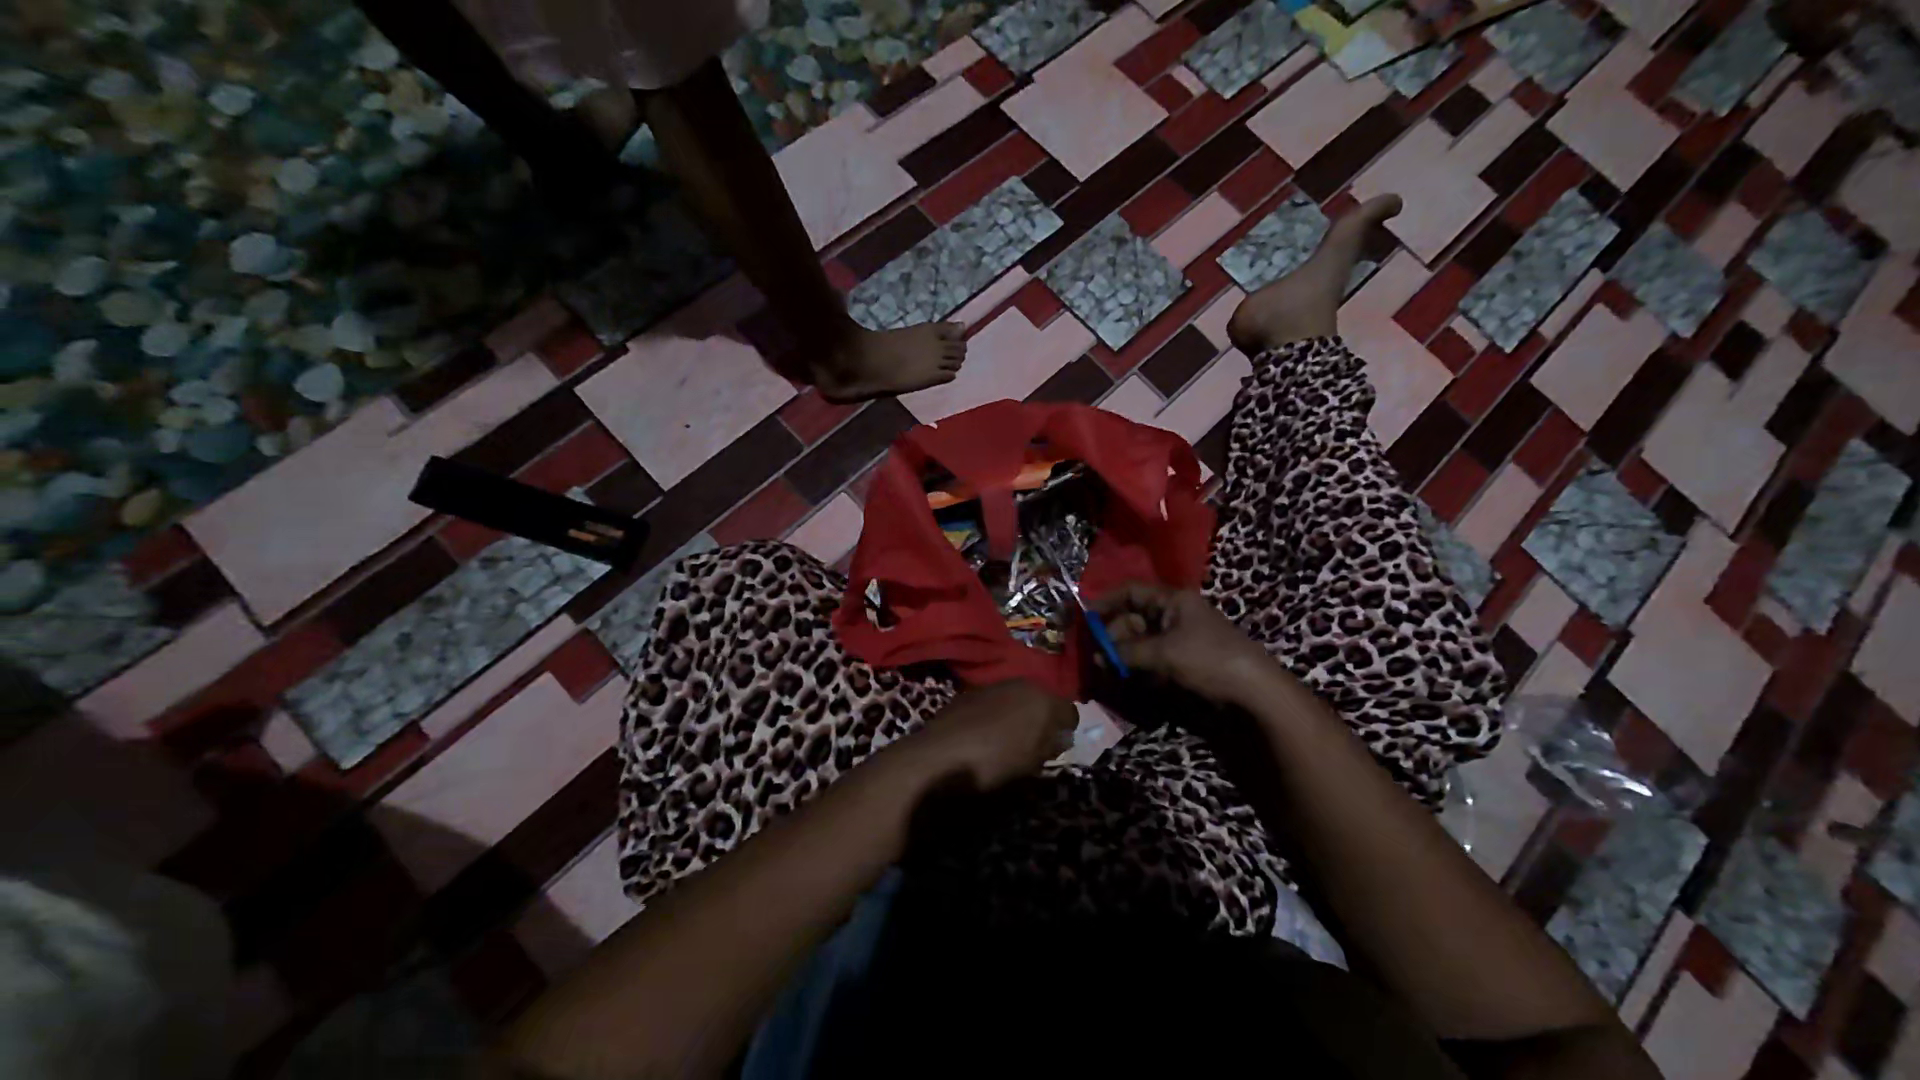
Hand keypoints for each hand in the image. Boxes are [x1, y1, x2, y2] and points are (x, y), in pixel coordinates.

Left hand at [894, 680, 1076, 791]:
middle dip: (1042, 718)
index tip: (1058, 748)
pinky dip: (995, 714)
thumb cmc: (996, 762)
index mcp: (1043, 699)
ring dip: (1017, 714)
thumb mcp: (1033, 763)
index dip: (1067, 730)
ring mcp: (992, 686)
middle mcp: (1021, 684)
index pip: (1070, 711)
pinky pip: (993, 702)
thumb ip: (1051, 745)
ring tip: (1008, 739)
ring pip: (1016, 698)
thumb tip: (1060, 736)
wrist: (939, 756)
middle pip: (1042, 700)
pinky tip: (983, 735)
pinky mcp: (968, 693)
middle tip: (1035, 743)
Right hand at [1094, 584, 1275, 705]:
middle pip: (1134, 618)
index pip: (1132, 592)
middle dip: (1113, 635)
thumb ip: (1127, 651)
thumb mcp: (1163, 652)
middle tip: (1097, 655)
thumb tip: (1098, 655)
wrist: (1254, 691)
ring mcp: (1181, 638)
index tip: (1085, 618)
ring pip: (1142, 641)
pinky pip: (1153, 658)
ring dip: (1124, 654)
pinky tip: (1129, 678)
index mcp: (1174, 600)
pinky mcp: (1185, 661)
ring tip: (1109, 669)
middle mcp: (1176, 614)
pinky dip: (1139, 666)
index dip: (1107, 602)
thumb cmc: (1208, 659)